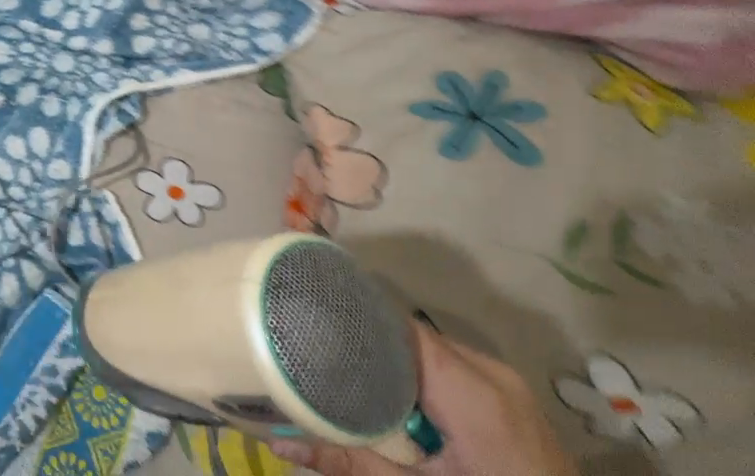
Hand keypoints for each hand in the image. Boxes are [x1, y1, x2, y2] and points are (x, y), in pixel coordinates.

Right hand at [269, 323, 577, 475]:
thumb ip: (349, 462)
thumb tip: (275, 442)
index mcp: (471, 390)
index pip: (395, 327)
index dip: (349, 322)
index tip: (304, 325)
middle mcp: (491, 373)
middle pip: (406, 337)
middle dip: (361, 348)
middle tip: (312, 356)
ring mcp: (505, 383)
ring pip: (425, 351)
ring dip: (388, 365)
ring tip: (346, 379)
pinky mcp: (509, 398)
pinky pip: (448, 368)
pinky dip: (415, 378)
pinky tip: (393, 402)